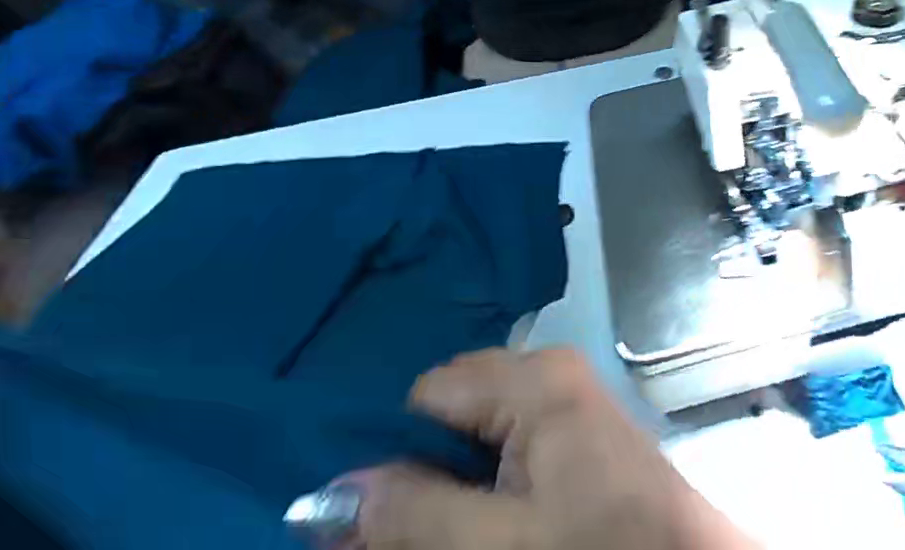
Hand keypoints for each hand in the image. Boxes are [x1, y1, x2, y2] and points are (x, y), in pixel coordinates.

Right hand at [349, 349, 756, 549]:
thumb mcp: (496, 545)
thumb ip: (411, 514)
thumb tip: (326, 495)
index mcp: (533, 376)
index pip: (428, 394)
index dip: (390, 453)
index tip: (361, 518)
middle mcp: (549, 372)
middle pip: (452, 411)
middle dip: (416, 474)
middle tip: (398, 539)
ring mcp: (567, 402)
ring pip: (476, 435)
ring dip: (447, 489)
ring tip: (441, 537)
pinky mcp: (578, 435)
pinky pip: (509, 450)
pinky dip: (482, 490)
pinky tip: (479, 526)